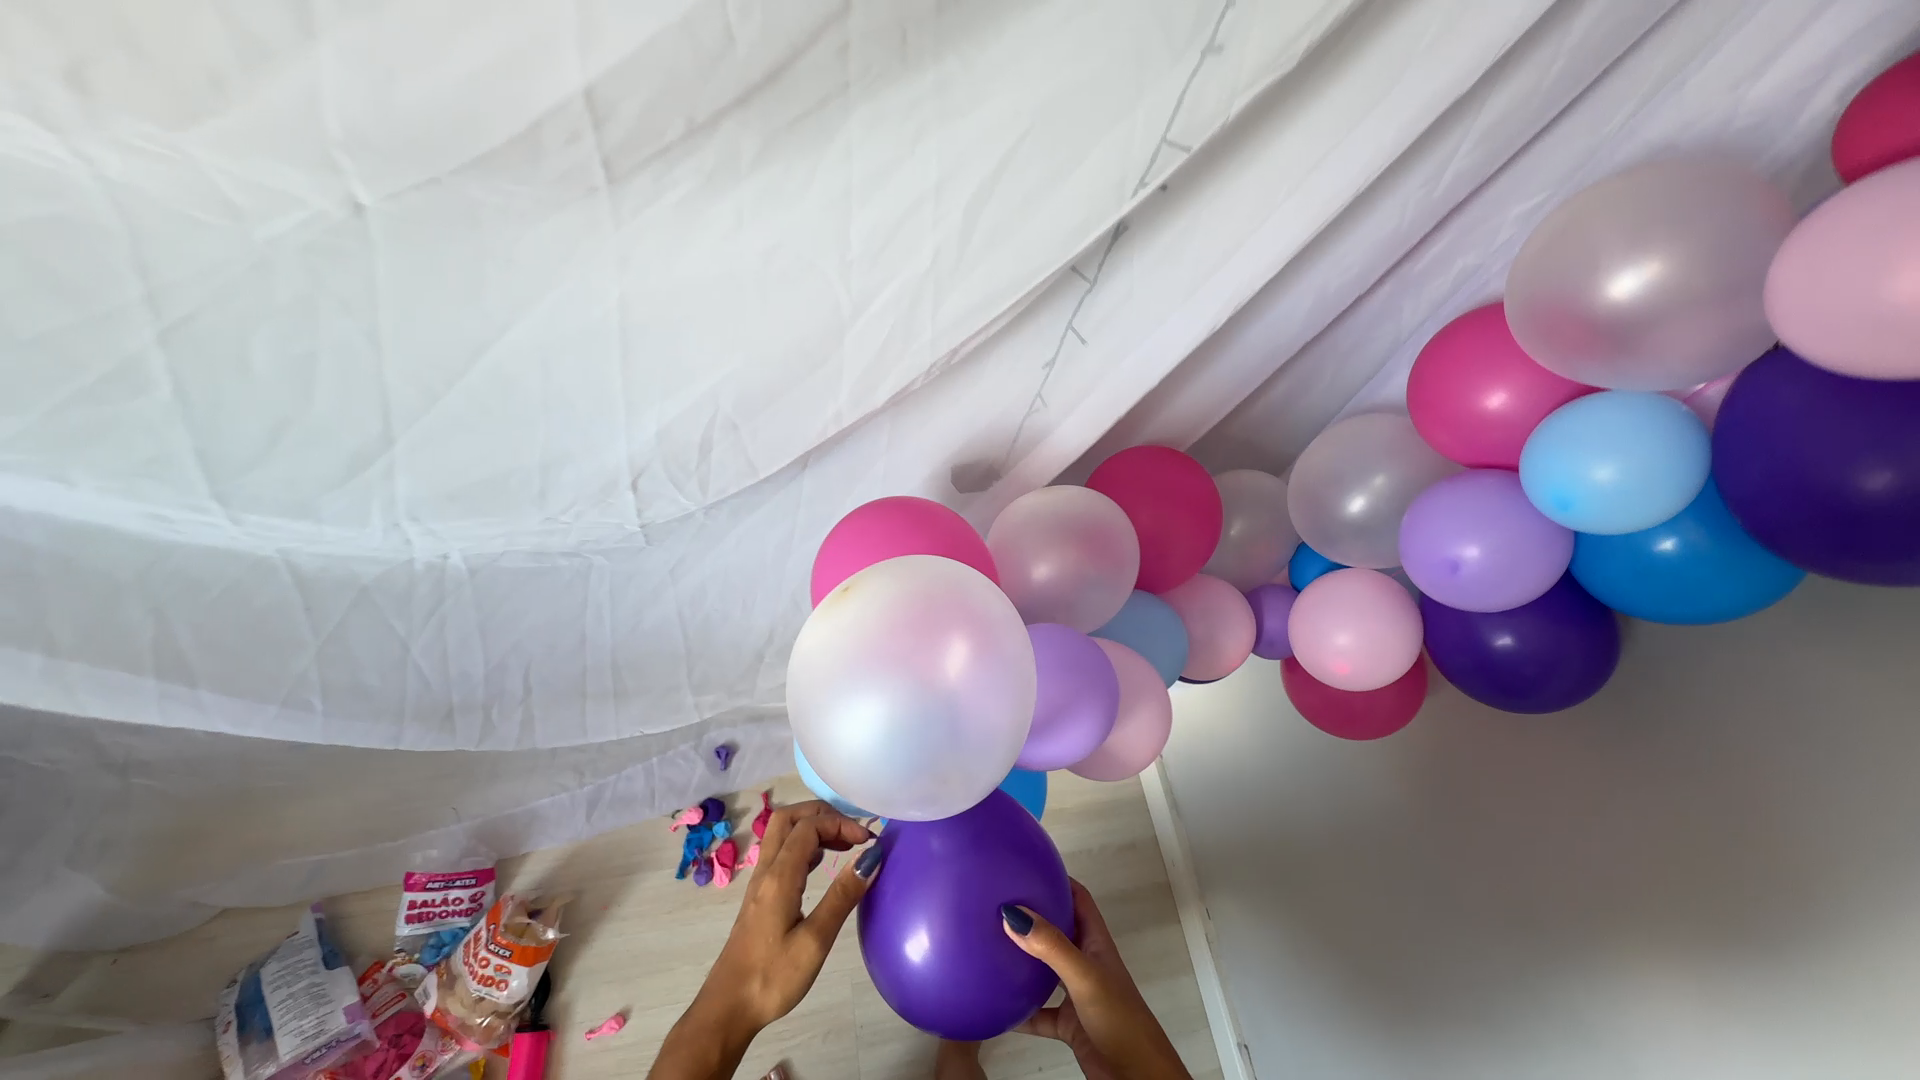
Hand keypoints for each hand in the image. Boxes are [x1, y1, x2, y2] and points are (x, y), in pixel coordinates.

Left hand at [648, 800, 882, 1079]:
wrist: (728, 1008)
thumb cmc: (772, 978)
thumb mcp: (815, 941)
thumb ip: (843, 896)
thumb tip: (871, 857)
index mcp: (779, 877)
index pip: (809, 826)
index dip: (841, 824)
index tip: (869, 842)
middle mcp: (766, 871)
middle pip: (789, 818)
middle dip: (824, 814)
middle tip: (854, 833)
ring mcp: (760, 883)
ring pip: (782, 833)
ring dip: (813, 827)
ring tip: (844, 844)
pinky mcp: (760, 896)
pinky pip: (781, 853)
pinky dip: (804, 845)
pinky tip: (822, 864)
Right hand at [1005, 879, 1191, 1079]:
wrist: (1136, 1077)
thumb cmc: (1120, 1020)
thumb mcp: (1084, 977)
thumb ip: (1051, 946)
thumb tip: (1013, 914)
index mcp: (1096, 942)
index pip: (1078, 898)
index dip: (1058, 879)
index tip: (1028, 866)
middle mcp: (1086, 962)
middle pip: (1058, 929)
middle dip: (1033, 916)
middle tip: (1000, 903)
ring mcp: (1077, 993)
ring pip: (1044, 969)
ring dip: (1023, 960)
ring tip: (991, 946)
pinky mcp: (1068, 1024)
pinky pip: (1037, 1012)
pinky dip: (1018, 1009)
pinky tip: (996, 1006)